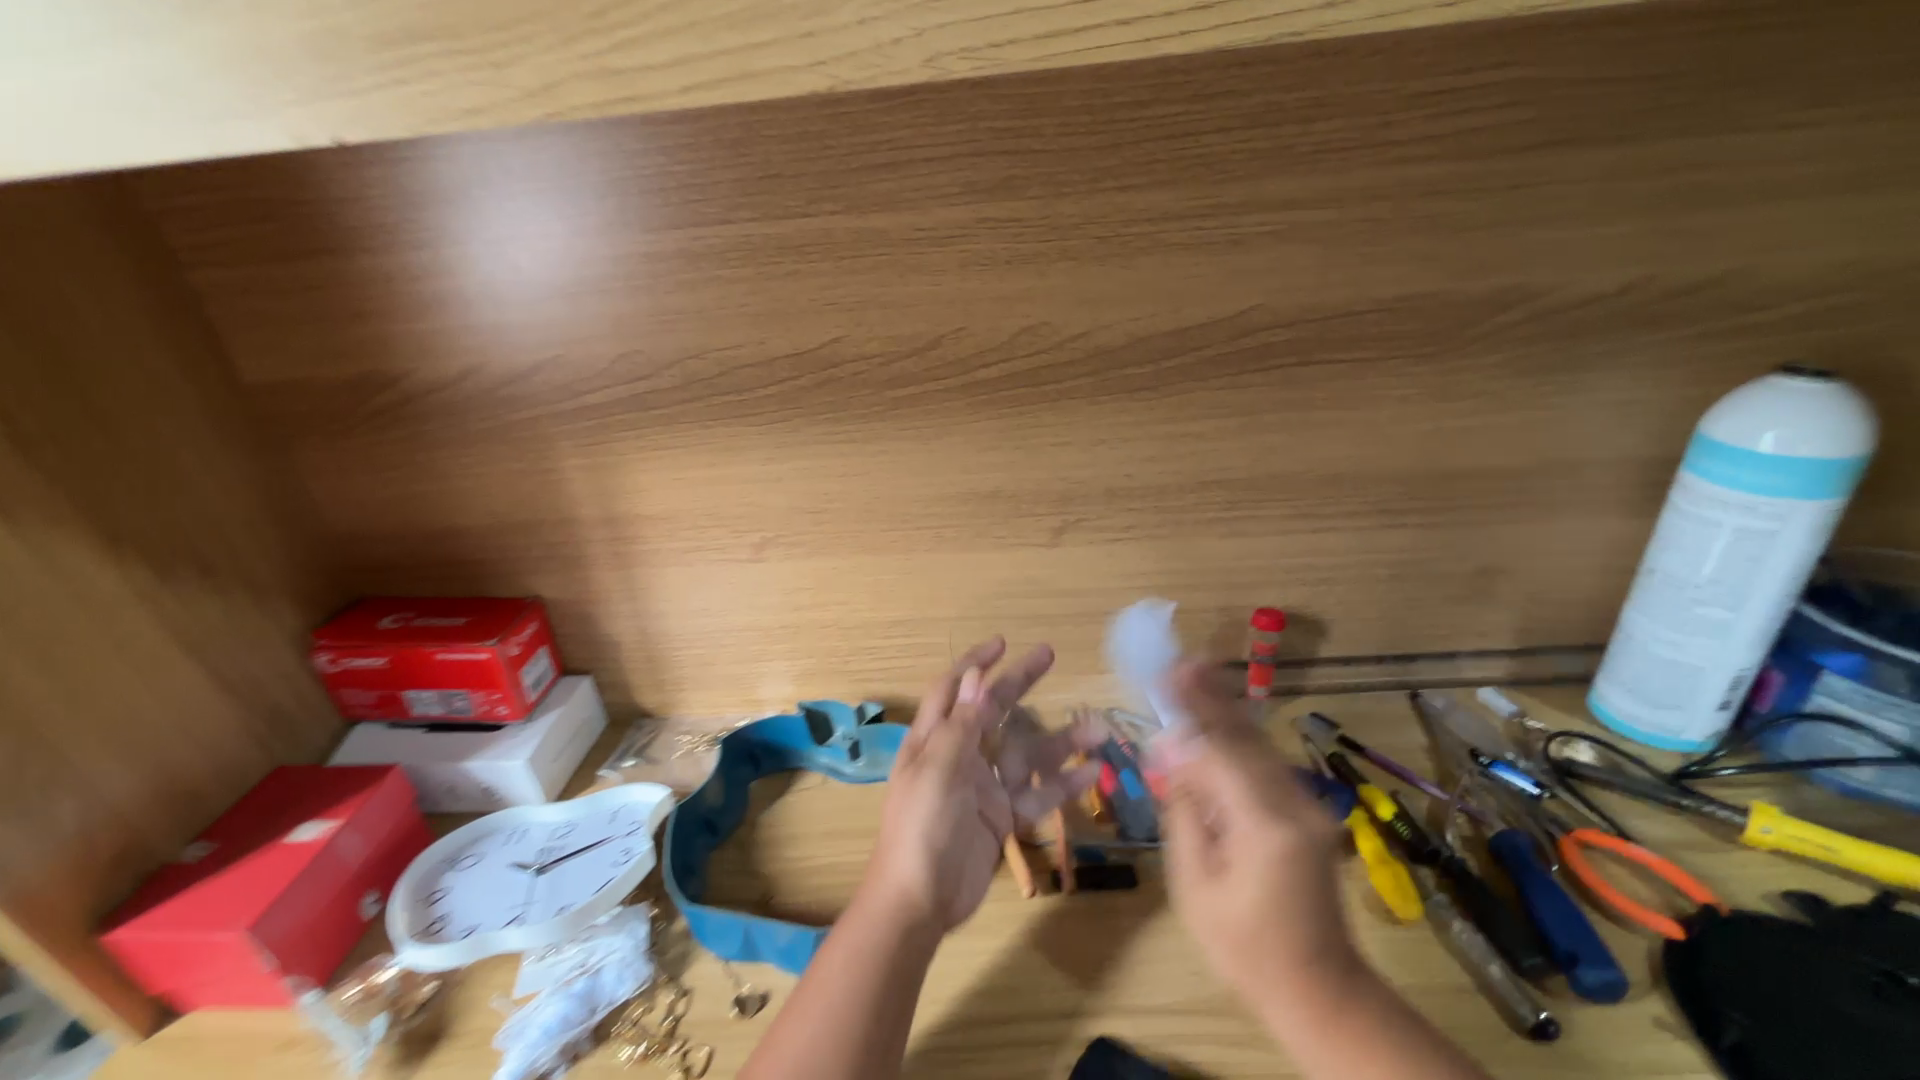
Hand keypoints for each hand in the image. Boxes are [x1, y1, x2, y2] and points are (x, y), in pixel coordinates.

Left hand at [860, 637, 1100, 932]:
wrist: (919, 901)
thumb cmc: (921, 828)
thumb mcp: (940, 771)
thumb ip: (962, 725)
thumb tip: (975, 676)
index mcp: (932, 740)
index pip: (952, 689)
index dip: (974, 664)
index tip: (1002, 643)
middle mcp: (958, 757)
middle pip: (991, 711)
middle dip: (1019, 683)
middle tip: (1049, 655)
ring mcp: (982, 788)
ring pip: (1024, 754)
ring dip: (1058, 741)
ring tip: (1098, 728)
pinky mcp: (1001, 818)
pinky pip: (1035, 794)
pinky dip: (1061, 783)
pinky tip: (1092, 771)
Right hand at [1154, 661, 1362, 1015]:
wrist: (1319, 987)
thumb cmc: (1244, 948)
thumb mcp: (1195, 886)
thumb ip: (1187, 814)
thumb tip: (1172, 757)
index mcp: (1264, 825)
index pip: (1222, 751)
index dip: (1194, 710)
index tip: (1169, 672)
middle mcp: (1295, 805)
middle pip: (1247, 739)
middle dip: (1212, 698)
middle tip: (1182, 660)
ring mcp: (1310, 809)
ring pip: (1261, 749)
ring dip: (1226, 714)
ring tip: (1195, 676)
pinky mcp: (1311, 817)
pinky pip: (1268, 769)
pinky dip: (1239, 743)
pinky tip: (1217, 725)